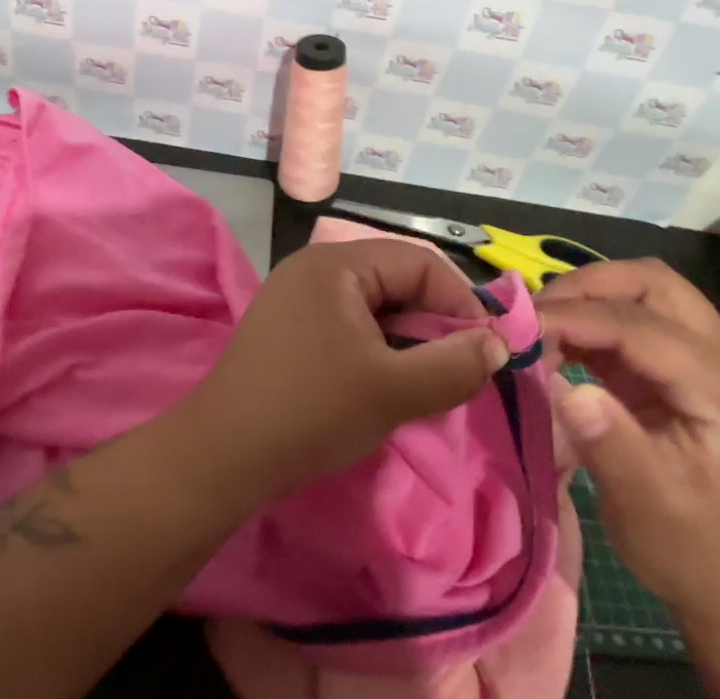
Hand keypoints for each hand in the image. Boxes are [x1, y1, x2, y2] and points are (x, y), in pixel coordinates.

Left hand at [179, 240, 508, 497]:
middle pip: (395, 281)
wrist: (223, 455)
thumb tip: (496, 346)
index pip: (420, 263)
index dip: (460, 303)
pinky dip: (375, 351)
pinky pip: (347, 327)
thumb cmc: (312, 411)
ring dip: (406, 342)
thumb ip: (455, 365)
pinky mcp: (286, 330)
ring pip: (373, 308)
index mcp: (335, 264)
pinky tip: (384, 387)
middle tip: (457, 371)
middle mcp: (313, 269)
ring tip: (424, 383)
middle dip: (433, 324)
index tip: (484, 352)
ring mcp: (294, 299)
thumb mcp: (395, 391)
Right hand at [537, 259, 719, 613]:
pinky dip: (595, 328)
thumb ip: (612, 444)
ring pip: (647, 297)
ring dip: (591, 302)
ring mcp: (708, 364)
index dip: (577, 317)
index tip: (517, 326)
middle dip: (588, 287)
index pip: (644, 326)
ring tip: (539, 331)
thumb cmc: (698, 551)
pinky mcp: (684, 375)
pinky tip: (559, 349)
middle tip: (531, 315)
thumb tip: (565, 389)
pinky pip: (638, 328)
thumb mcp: (652, 508)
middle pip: (655, 284)